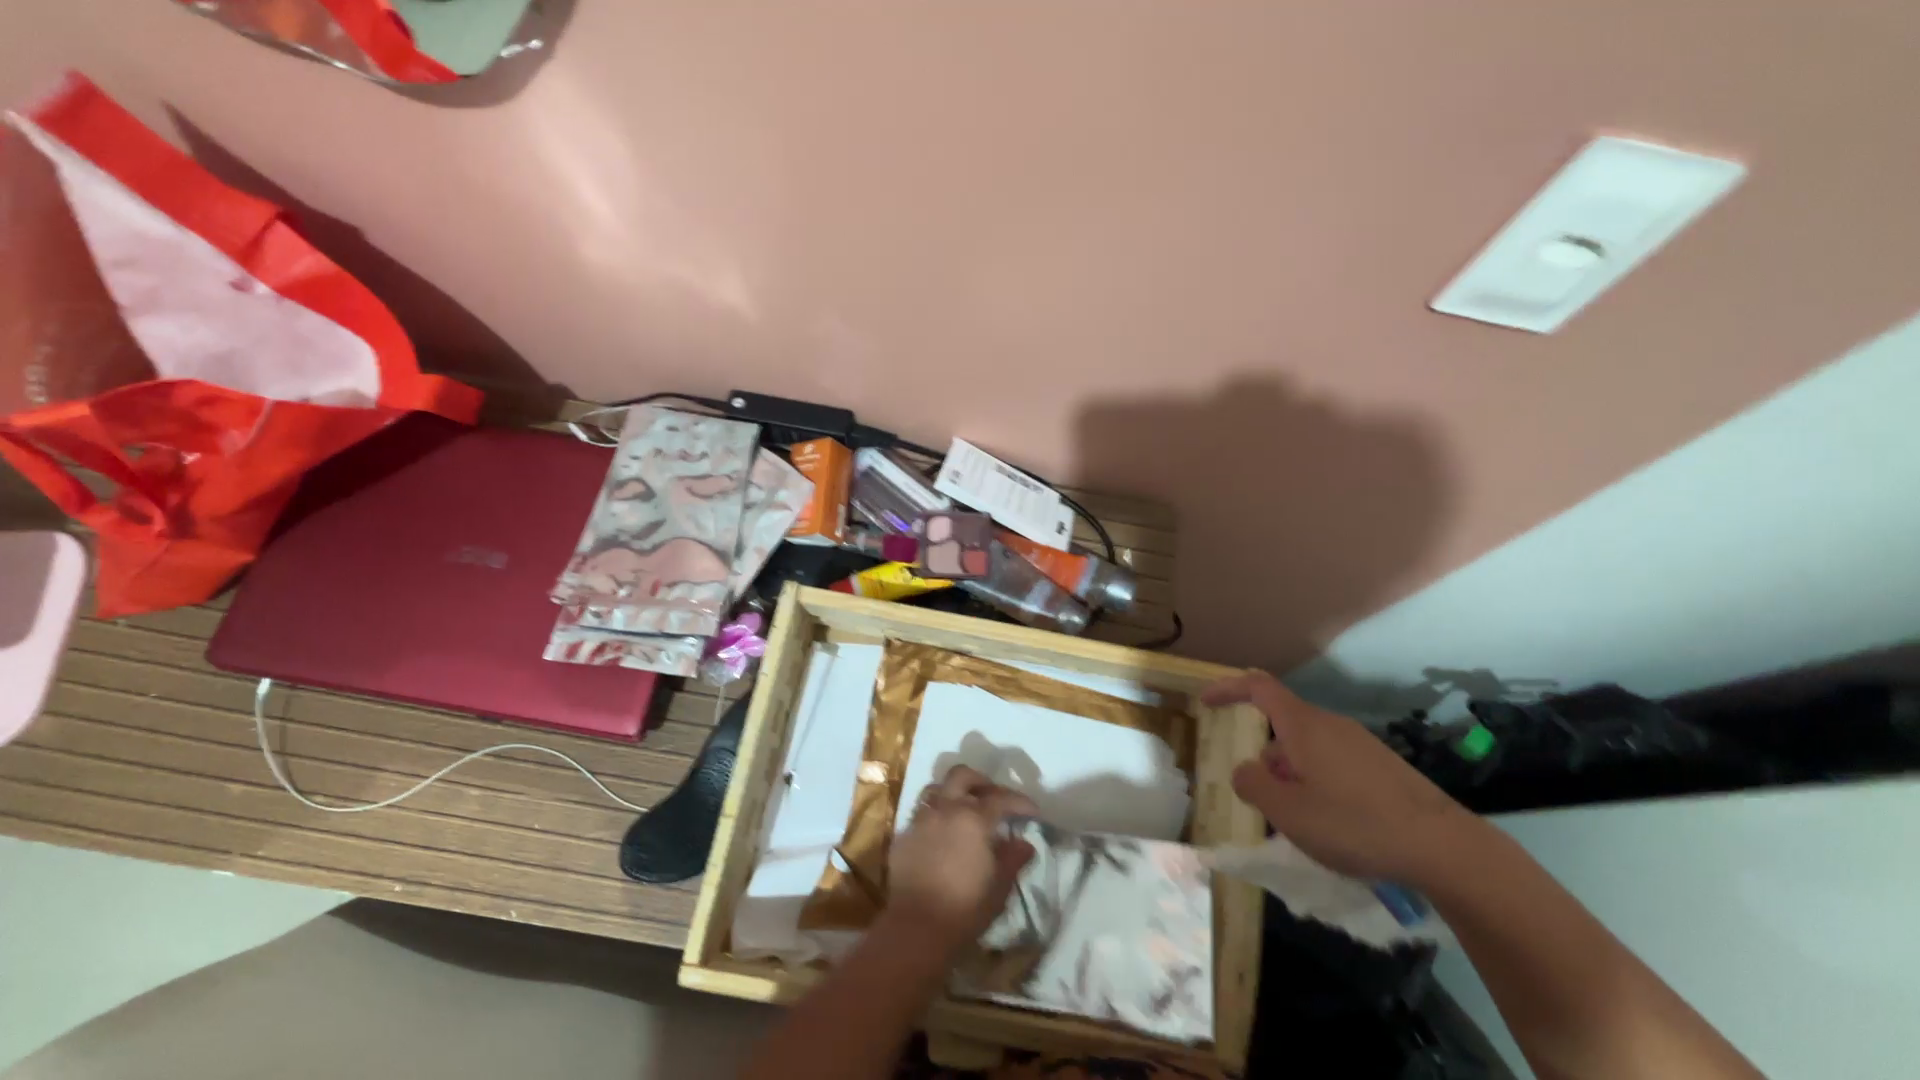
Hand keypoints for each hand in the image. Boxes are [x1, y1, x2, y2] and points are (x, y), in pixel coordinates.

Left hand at [885, 765, 1037, 953]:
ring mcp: (920, 821)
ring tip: (964, 811)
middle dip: (981, 781)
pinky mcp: (902, 837)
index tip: (1032, 811)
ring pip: (936, 789)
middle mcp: (945, 810)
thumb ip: (1012, 859)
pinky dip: (935, 817)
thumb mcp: (999, 887)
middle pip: (962, 775)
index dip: (1020, 801)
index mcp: (973, 818)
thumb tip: (1023, 843)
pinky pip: (920, 815)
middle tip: (994, 797)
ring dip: (953, 793)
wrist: (917, 928)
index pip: (1001, 798)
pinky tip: (942, 837)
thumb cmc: (966, 908)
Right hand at [1202, 670, 1489, 887]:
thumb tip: (1245, 770)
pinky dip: (1319, 787)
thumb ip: (1253, 786)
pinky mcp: (1384, 769)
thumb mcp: (1288, 812)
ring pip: (1310, 752)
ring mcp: (1362, 746)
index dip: (1228, 689)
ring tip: (1301, 826)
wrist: (1442, 847)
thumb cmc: (1354, 825)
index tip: (1206, 703)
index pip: (1259, 688)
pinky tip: (1334, 828)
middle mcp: (1333, 727)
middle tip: (1265, 806)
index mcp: (1305, 727)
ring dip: (1293, 780)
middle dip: (1267, 763)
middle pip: (1285, 729)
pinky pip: (1335, 767)